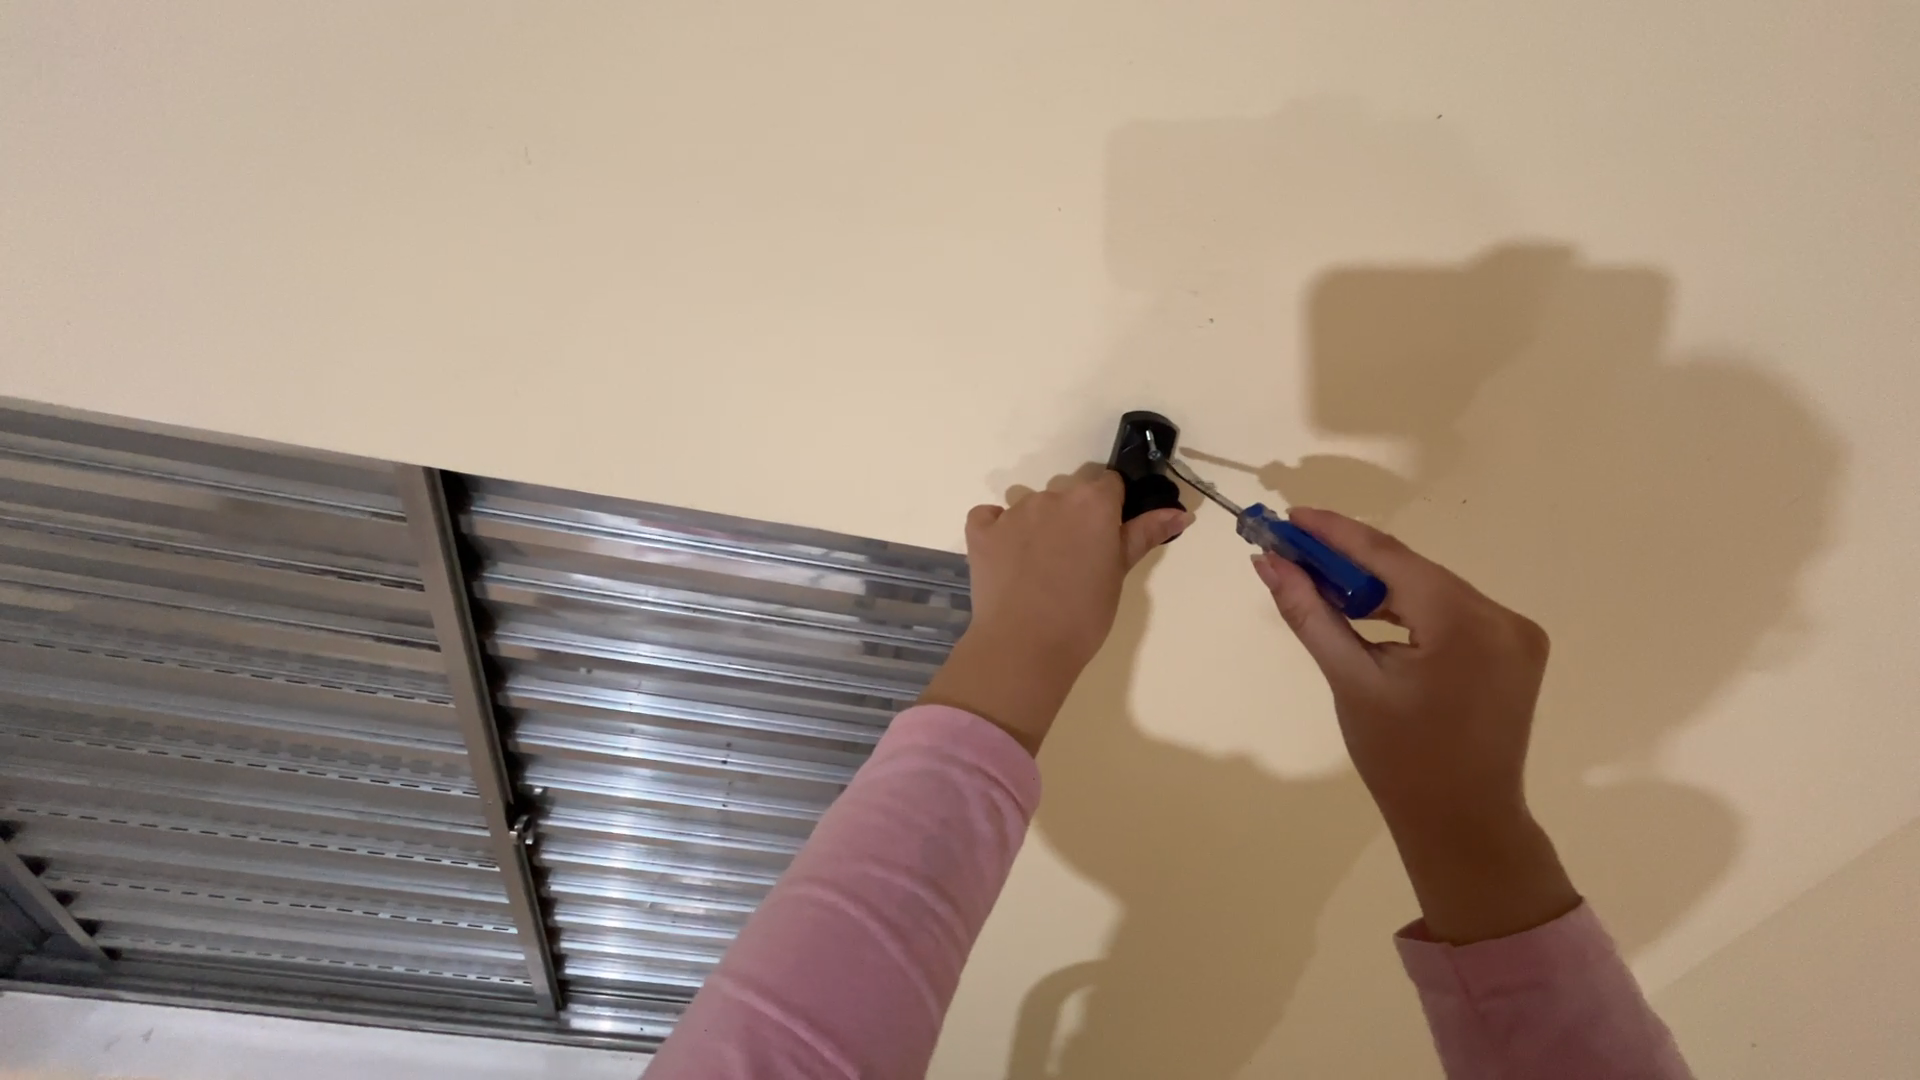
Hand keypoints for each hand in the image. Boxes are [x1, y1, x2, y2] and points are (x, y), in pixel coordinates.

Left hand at [920, 469, 1190, 754]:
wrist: (1026, 645)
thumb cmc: (1083, 614)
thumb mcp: (1119, 573)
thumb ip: (1144, 535)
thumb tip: (1181, 513)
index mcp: (1092, 502)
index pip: (1108, 483)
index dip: (1110, 507)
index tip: (1106, 534)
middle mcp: (1052, 496)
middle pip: (1068, 492)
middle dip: (1072, 516)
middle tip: (1074, 558)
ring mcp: (1012, 511)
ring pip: (1030, 504)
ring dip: (1036, 523)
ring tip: (1038, 565)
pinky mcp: (980, 530)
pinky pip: (989, 516)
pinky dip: (997, 529)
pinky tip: (1006, 558)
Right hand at [1253, 507, 1577, 943]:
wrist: (1462, 822)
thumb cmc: (1398, 757)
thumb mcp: (1348, 679)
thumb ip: (1308, 613)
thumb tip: (1268, 563)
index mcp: (1465, 624)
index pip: (1389, 557)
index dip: (1334, 532)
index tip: (1289, 517)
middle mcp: (1502, 617)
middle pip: (1409, 570)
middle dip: (1347, 559)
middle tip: (1292, 551)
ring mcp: (1514, 632)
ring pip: (1427, 588)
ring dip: (1373, 584)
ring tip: (1317, 582)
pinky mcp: (1511, 648)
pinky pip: (1445, 610)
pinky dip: (1402, 607)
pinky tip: (1365, 612)